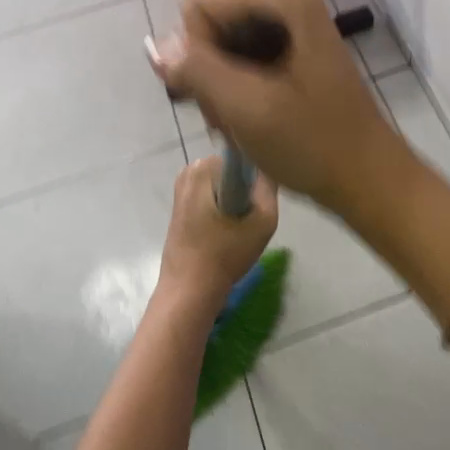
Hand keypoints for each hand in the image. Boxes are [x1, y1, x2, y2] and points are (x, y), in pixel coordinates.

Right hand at [151, 0, 412, 215]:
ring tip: (242, 125)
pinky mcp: (291, 45)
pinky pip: (241, 56)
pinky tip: (250, 120)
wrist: (367, 178)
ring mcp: (290, 21)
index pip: (199, 11)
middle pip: (211, 25)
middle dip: (211, 74)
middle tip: (231, 120)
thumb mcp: (247, 109)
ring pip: (222, 45)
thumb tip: (156, 44)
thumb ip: (197, 71)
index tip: (221, 103)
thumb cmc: (313, 145)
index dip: (198, 59)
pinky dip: (238, 89)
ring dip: (222, 87)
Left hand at [159, 156, 279, 303]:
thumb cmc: (224, 255)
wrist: (189, 291)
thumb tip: (270, 167)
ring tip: (236, 229)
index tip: (256, 205)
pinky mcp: (179, 206)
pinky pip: (210, 196)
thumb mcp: (263, 222)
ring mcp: (181, 189)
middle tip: (248, 221)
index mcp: (204, 168)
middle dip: (243, 191)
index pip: (242, 158)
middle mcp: (189, 171)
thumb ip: (270, 188)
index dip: (255, 180)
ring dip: (232, 202)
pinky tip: (222, 234)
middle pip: (231, 171)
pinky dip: (220, 210)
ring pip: (222, 185)